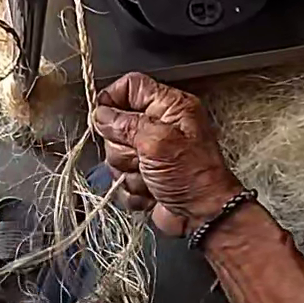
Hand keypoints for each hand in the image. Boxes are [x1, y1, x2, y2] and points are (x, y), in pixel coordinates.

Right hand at [90, 72, 242, 236]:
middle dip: (122, 149)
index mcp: (168, 107)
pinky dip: (132, 190)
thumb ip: (126, 124)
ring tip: (150, 178)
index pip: (129, 86)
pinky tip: (151, 192)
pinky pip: (120, 180)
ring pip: (115, 157)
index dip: (111, 100)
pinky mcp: (143, 177)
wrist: (202, 216)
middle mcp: (158, 126)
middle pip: (115, 126)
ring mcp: (149, 153)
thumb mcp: (158, 142)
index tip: (103, 119)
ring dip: (128, 172)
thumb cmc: (193, 176)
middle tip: (142, 158)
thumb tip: (101, 113)